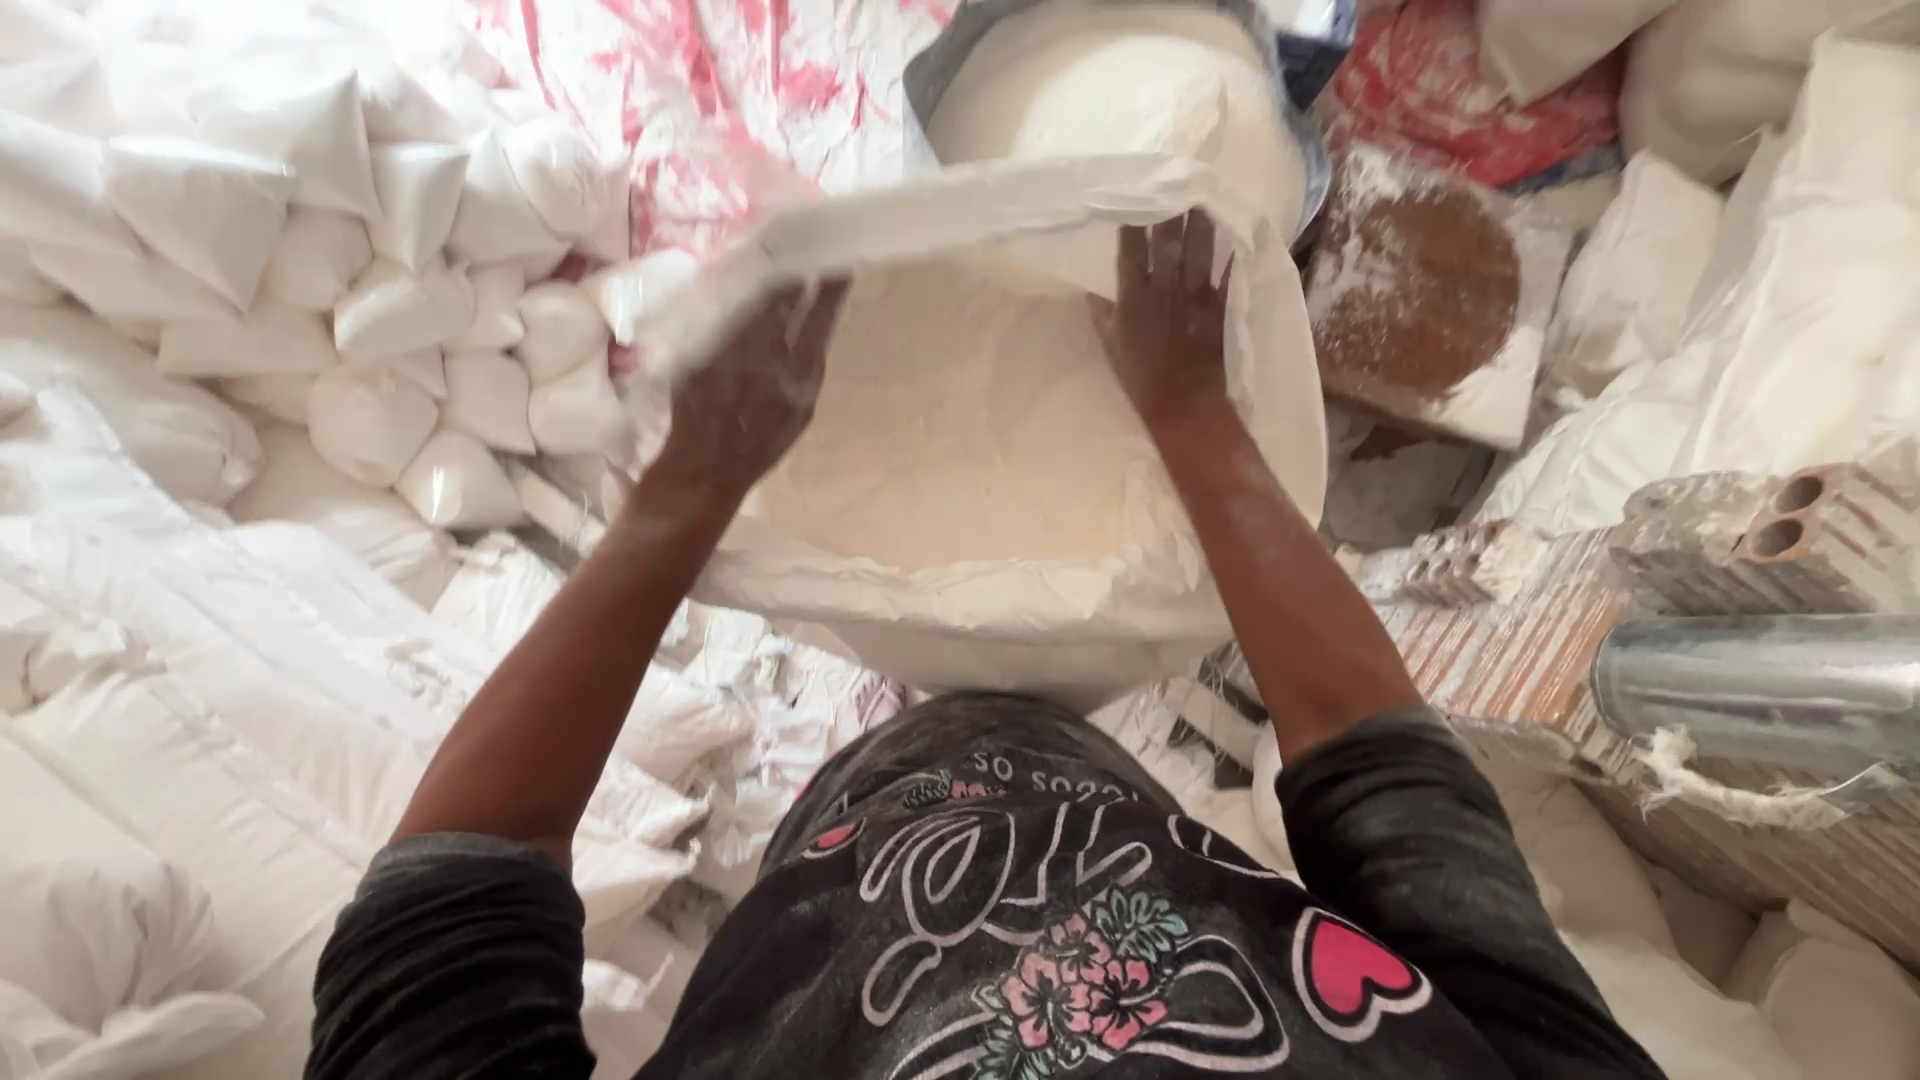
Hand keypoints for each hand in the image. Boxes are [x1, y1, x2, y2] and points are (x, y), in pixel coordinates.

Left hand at [649, 277, 850, 506]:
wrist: (706, 465)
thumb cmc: (761, 445)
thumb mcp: (801, 414)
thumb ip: (807, 371)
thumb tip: (814, 331)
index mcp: (798, 379)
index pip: (820, 321)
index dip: (831, 289)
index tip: (839, 264)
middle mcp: (765, 359)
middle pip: (781, 299)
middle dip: (792, 268)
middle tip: (799, 245)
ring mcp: (728, 351)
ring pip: (749, 299)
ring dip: (763, 275)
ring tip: (771, 255)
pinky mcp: (698, 349)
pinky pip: (719, 311)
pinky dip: (731, 295)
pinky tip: (736, 280)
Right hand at [1088, 210, 1232, 430]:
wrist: (1183, 403)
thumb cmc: (1140, 378)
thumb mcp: (1111, 347)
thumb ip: (1102, 314)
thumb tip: (1093, 290)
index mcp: (1133, 300)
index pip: (1131, 252)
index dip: (1132, 223)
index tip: (1133, 199)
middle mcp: (1164, 290)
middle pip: (1167, 241)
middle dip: (1170, 210)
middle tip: (1174, 181)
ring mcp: (1194, 296)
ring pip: (1198, 248)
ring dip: (1201, 220)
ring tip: (1203, 194)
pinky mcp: (1218, 305)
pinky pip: (1225, 270)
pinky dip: (1230, 249)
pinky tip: (1233, 227)